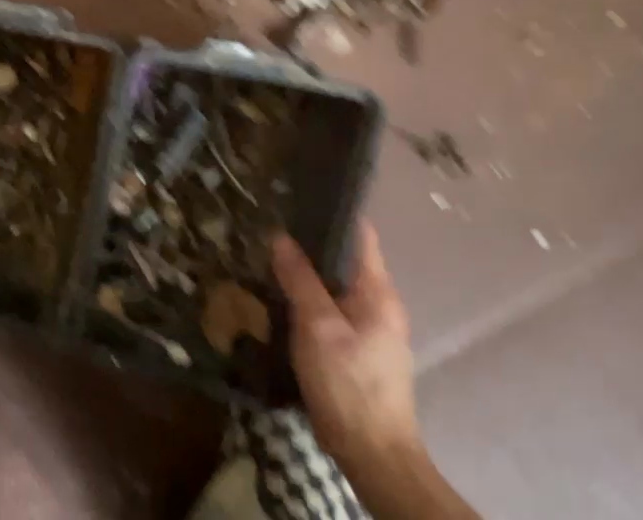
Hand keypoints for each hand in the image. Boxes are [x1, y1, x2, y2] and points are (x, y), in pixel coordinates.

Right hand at [272, 224, 419, 475]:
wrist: (371, 450)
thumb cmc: (348, 383)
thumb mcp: (317, 326)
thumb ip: (300, 280)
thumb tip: (280, 237)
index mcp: (379, 294)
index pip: (361, 237)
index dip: (333, 213)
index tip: (298, 193)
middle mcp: (379, 306)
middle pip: (343, 261)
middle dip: (308, 243)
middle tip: (265, 224)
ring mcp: (369, 329)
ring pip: (332, 287)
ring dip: (303, 274)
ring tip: (263, 257)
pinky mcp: (354, 350)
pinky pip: (328, 310)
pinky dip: (304, 299)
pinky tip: (276, 299)